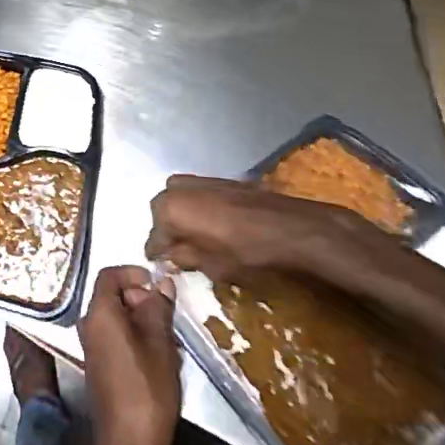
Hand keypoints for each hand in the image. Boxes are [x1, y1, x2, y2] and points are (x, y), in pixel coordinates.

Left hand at [71, 266, 180, 444]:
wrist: (129, 442)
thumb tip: (161, 283)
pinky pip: (115, 336)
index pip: (108, 275)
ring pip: (117, 317)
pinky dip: (136, 337)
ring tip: (170, 341)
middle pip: (112, 295)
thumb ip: (158, 309)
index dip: (132, 273)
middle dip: (141, 299)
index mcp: (99, 313)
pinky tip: (161, 358)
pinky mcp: (99, 362)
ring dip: (143, 321)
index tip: (157, 283)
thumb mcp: (160, 344)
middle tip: (169, 317)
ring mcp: (92, 344)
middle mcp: (88, 324)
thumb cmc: (146, 389)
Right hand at [144, 175, 391, 285]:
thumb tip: (171, 256)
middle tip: (183, 251)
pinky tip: (216, 225)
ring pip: (179, 202)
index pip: (154, 239)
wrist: (290, 227)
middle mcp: (174, 189)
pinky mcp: (216, 178)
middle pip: (163, 214)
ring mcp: (196, 180)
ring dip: (184, 218)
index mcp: (167, 210)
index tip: (163, 265)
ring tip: (200, 238)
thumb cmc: (246, 251)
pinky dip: (199, 209)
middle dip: (169, 231)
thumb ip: (184, 259)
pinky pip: (197, 196)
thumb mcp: (211, 266)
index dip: (159, 255)